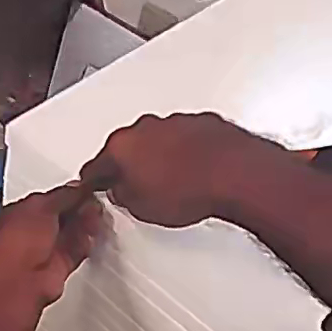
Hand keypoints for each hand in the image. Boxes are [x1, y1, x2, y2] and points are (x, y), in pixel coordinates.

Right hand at [79, 113, 282, 226]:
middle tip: (134, 188)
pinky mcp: (202, 123)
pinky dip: (184, 152)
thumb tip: (123, 192)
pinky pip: (184, 138)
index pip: (95, 165)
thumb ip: (123, 195)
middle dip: (128, 167)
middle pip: (125, 149)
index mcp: (121, 146)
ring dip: (157, 158)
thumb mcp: (141, 207)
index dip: (94, 181)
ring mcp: (174, 122)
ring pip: (155, 141)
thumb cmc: (191, 189)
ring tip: (169, 184)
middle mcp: (145, 128)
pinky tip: (192, 171)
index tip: (95, 186)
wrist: (237, 176)